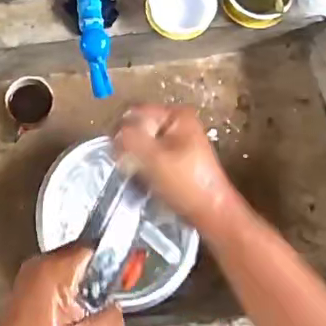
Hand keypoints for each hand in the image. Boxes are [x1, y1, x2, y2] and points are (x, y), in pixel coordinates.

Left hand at [0, 246, 123, 325]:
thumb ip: (111, 322)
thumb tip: (116, 305)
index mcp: (51, 272)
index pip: (93, 247)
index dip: (117, 258)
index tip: (136, 274)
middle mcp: (38, 266)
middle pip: (83, 259)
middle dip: (102, 283)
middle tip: (112, 313)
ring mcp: (29, 279)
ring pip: (73, 275)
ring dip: (88, 296)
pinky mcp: (27, 294)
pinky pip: (61, 286)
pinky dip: (74, 303)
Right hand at [113, 104, 240, 228]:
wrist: (212, 214)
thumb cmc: (186, 184)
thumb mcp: (154, 158)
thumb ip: (130, 139)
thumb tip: (114, 132)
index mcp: (176, 114)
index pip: (135, 112)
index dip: (121, 129)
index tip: (112, 150)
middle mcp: (178, 121)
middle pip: (139, 125)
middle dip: (128, 143)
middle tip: (122, 162)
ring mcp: (179, 139)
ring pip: (144, 140)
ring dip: (134, 155)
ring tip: (132, 172)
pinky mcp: (177, 156)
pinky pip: (151, 152)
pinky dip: (143, 163)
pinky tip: (142, 177)